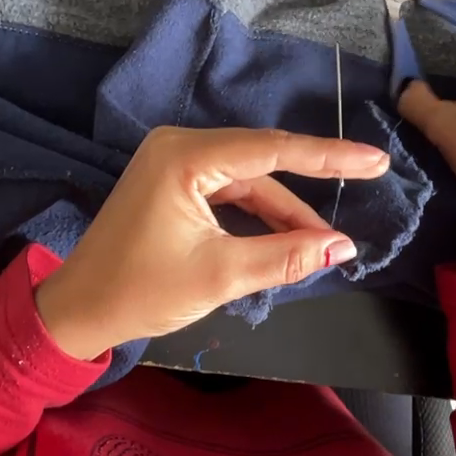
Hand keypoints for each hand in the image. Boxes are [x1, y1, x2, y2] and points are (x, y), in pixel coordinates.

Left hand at [34, 126, 390, 360]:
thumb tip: (344, 247)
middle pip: (260, 161)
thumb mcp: (220, 276)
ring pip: (246, 178)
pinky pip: (227, 190)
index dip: (329, 156)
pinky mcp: (172, 182)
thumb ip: (285, 257)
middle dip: (308, 185)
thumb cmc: (141, 290)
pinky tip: (287, 235)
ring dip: (283, 209)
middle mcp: (178, 145)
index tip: (375, 160)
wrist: (79, 309)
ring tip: (323, 241)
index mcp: (184, 156)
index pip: (271, 151)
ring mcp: (173, 162)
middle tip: (366, 182)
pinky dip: (257, 213)